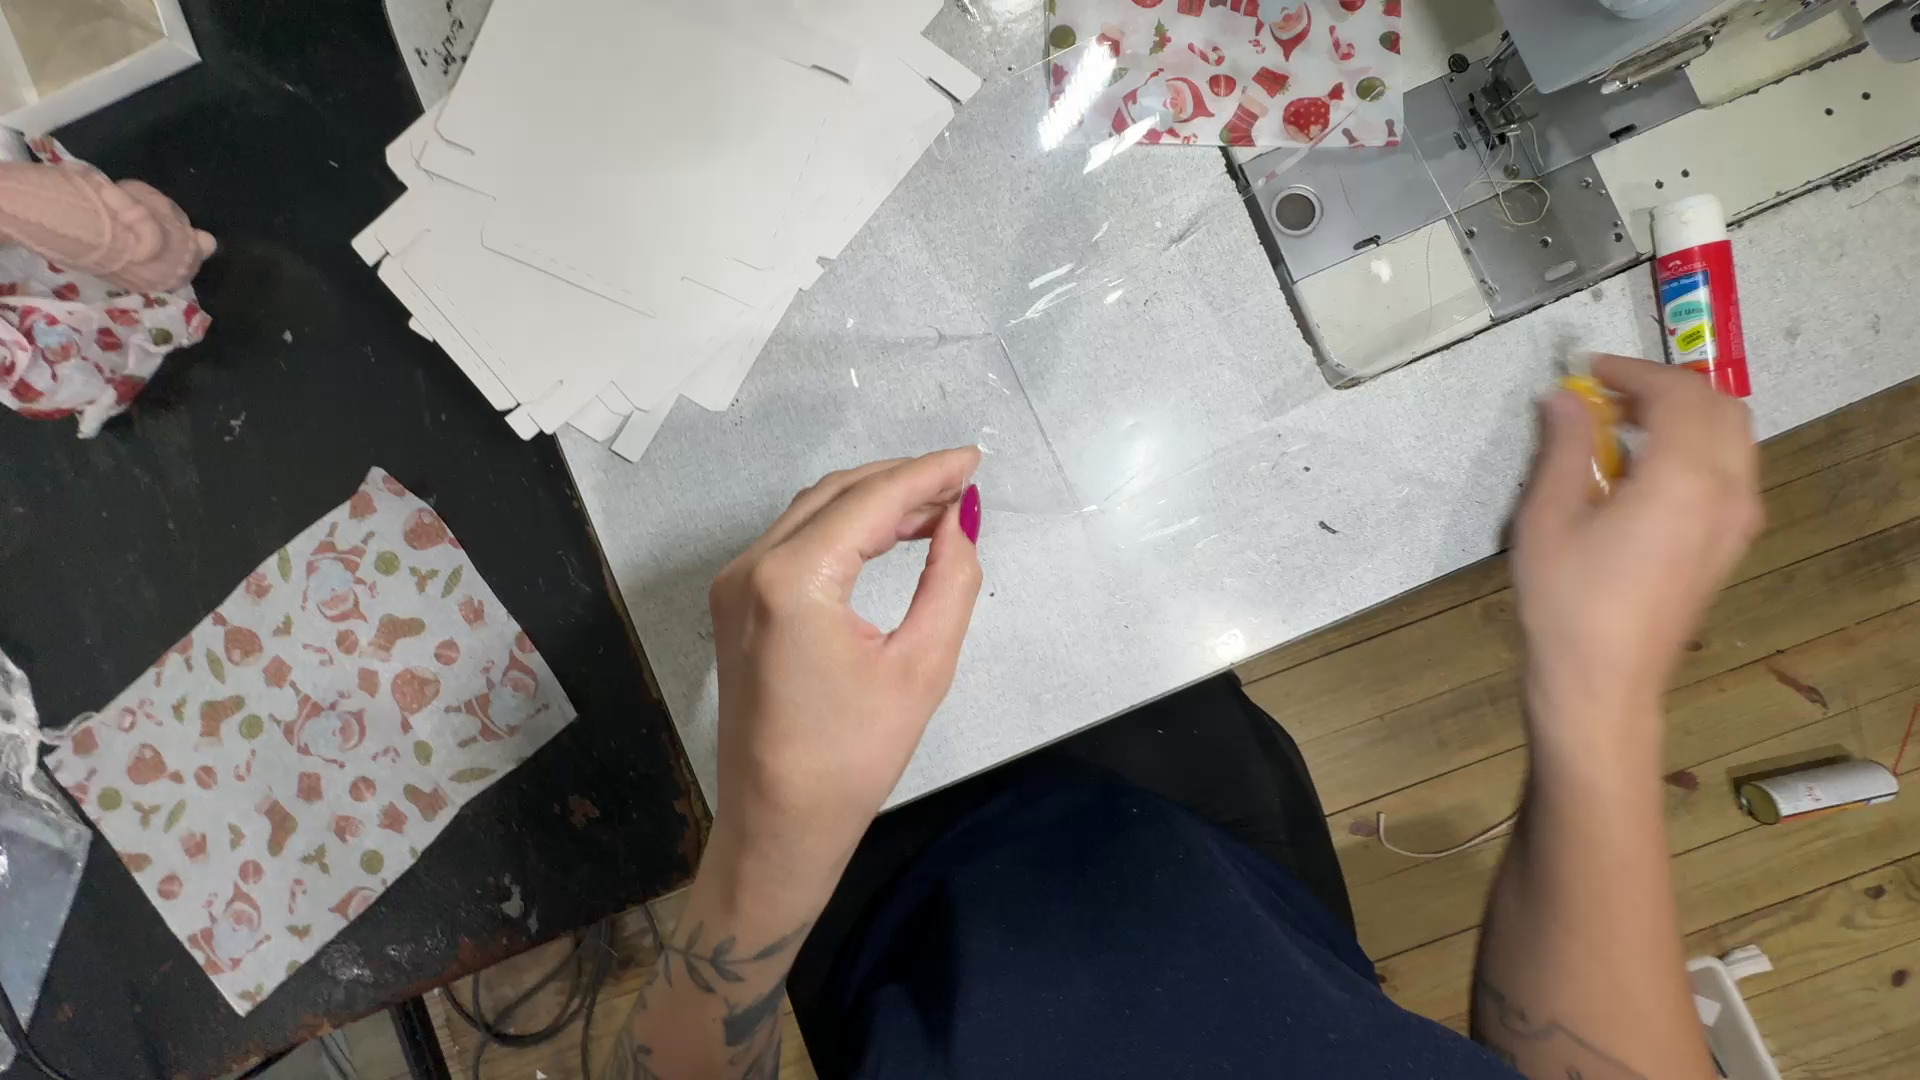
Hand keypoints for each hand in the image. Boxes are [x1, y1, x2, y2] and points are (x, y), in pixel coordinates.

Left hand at [705, 448, 983, 900]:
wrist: (777, 826)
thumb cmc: (854, 759)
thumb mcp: (923, 667)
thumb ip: (950, 580)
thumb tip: (960, 521)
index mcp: (792, 581)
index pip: (871, 501)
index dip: (928, 473)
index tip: (974, 458)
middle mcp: (751, 566)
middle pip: (838, 494)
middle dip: (903, 481)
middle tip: (961, 484)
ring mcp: (734, 582)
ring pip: (814, 511)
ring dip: (875, 502)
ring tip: (936, 507)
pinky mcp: (734, 601)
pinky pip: (796, 540)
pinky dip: (845, 528)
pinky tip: (887, 535)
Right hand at [1513, 355, 1761, 759]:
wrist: (1602, 674)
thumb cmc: (1565, 595)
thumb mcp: (1548, 517)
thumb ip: (1563, 450)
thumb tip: (1562, 398)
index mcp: (1685, 478)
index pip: (1679, 395)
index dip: (1632, 372)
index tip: (1585, 371)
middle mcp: (1729, 490)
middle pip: (1720, 408)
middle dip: (1664, 388)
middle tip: (1603, 395)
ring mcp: (1738, 519)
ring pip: (1733, 438)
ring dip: (1683, 417)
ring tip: (1618, 428)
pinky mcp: (1728, 542)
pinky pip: (1730, 471)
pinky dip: (1693, 449)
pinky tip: (1641, 472)